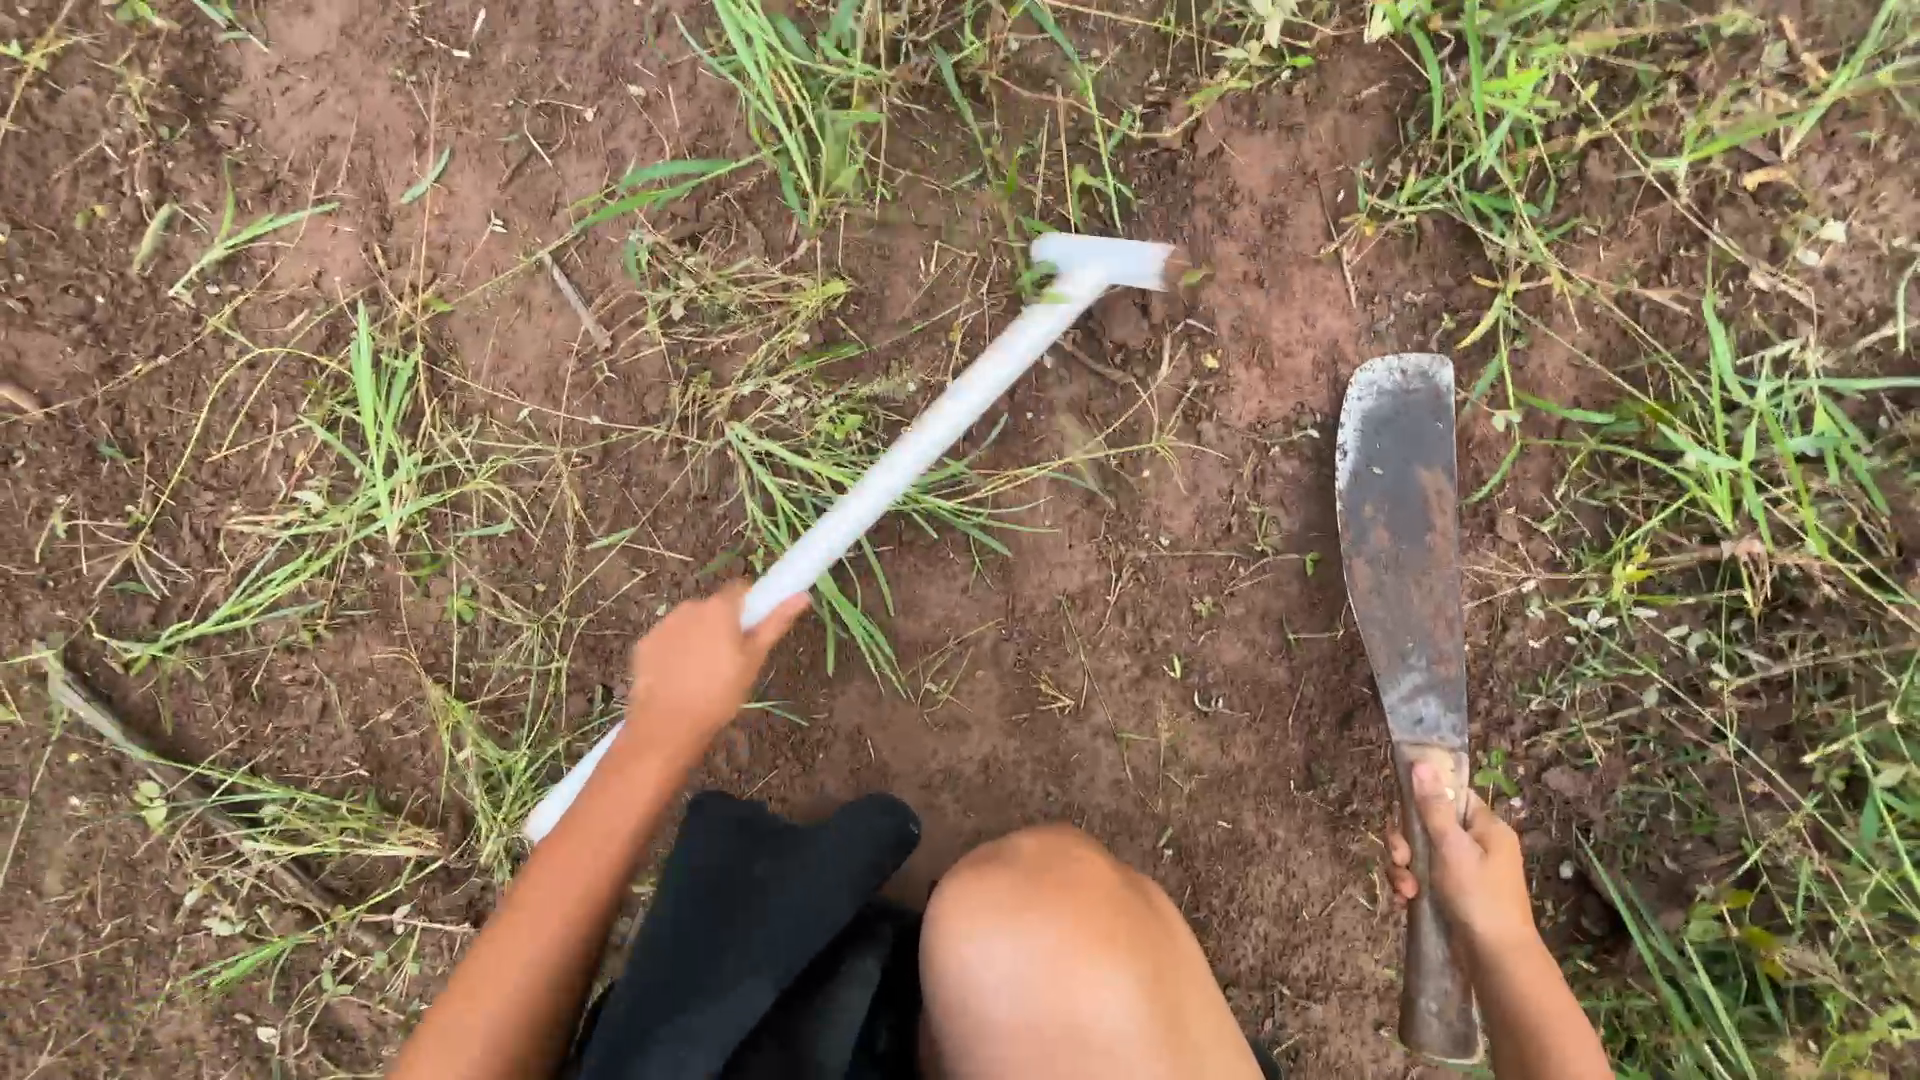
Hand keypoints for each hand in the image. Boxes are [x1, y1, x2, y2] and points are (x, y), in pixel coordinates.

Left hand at [615, 582, 808, 760]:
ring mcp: (663, 624)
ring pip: (690, 623)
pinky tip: (680, 677)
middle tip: (731, 658)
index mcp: (720, 608)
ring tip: (704, 672)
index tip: (753, 630)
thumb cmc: (720, 692)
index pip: (741, 589)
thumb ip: (776, 622)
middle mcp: (690, 607)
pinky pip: (668, 639)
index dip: (750, 606)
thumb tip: (802, 595)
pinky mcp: (644, 643)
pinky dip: (676, 651)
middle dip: (723, 625)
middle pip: (714, 607)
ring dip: (699, 637)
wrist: (668, 724)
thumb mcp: (754, 659)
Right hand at [1386, 762, 1537, 955]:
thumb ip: (1433, 806)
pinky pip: (1421, 876)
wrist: (1496, 960)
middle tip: (1401, 859)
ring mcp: (1463, 870)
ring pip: (1418, 853)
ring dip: (1404, 869)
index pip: (1451, 796)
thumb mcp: (1452, 848)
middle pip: (1426, 825)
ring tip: (1406, 890)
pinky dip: (1409, 886)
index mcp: (1486, 829)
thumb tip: (1421, 762)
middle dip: (1405, 843)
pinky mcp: (1451, 892)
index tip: (1402, 811)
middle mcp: (1476, 845)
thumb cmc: (1479, 897)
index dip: (1424, 800)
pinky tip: (1405, 901)